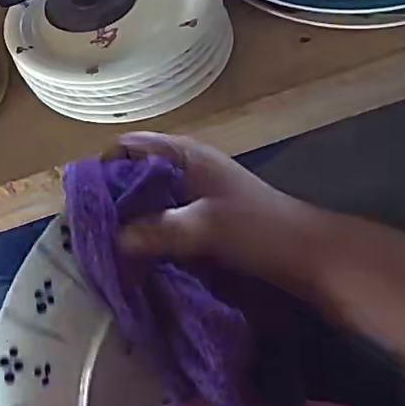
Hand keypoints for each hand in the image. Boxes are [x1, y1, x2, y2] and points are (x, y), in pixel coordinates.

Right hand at [103, 132, 312, 269]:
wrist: (318, 259)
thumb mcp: (204, 227)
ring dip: (129, 215)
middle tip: (92, 224)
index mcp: (184, 154)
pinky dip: (147, 229)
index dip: (103, 166)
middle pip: (133, 171)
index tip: (87, 198)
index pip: (127, 146)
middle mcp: (186, 167)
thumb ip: (156, 228)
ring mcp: (195, 192)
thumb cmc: (261, 230)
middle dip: (111, 195)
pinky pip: (162, 216)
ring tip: (108, 240)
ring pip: (147, 196)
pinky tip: (137, 250)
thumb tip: (113, 239)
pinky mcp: (204, 217)